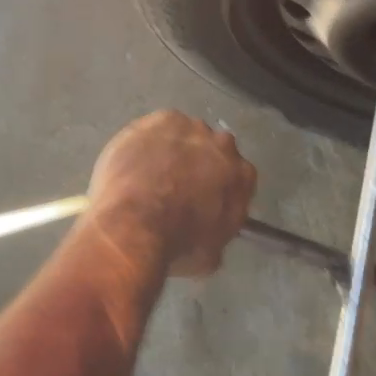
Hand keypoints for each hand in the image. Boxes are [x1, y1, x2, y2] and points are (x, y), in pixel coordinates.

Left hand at [86, 110, 256, 276]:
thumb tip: (211, 230)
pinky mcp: (161, 119)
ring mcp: (191, 127)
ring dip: (173, 150)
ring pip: (185, 136)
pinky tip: (135, 161)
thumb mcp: (210, 256)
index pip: (238, 176)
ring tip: (149, 175)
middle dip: (198, 164)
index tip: (204, 200)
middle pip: (213, 150)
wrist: (134, 225)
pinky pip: (158, 128)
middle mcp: (223, 144)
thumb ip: (219, 233)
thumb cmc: (176, 245)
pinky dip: (149, 141)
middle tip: (176, 187)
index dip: (219, 188)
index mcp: (241, 175)